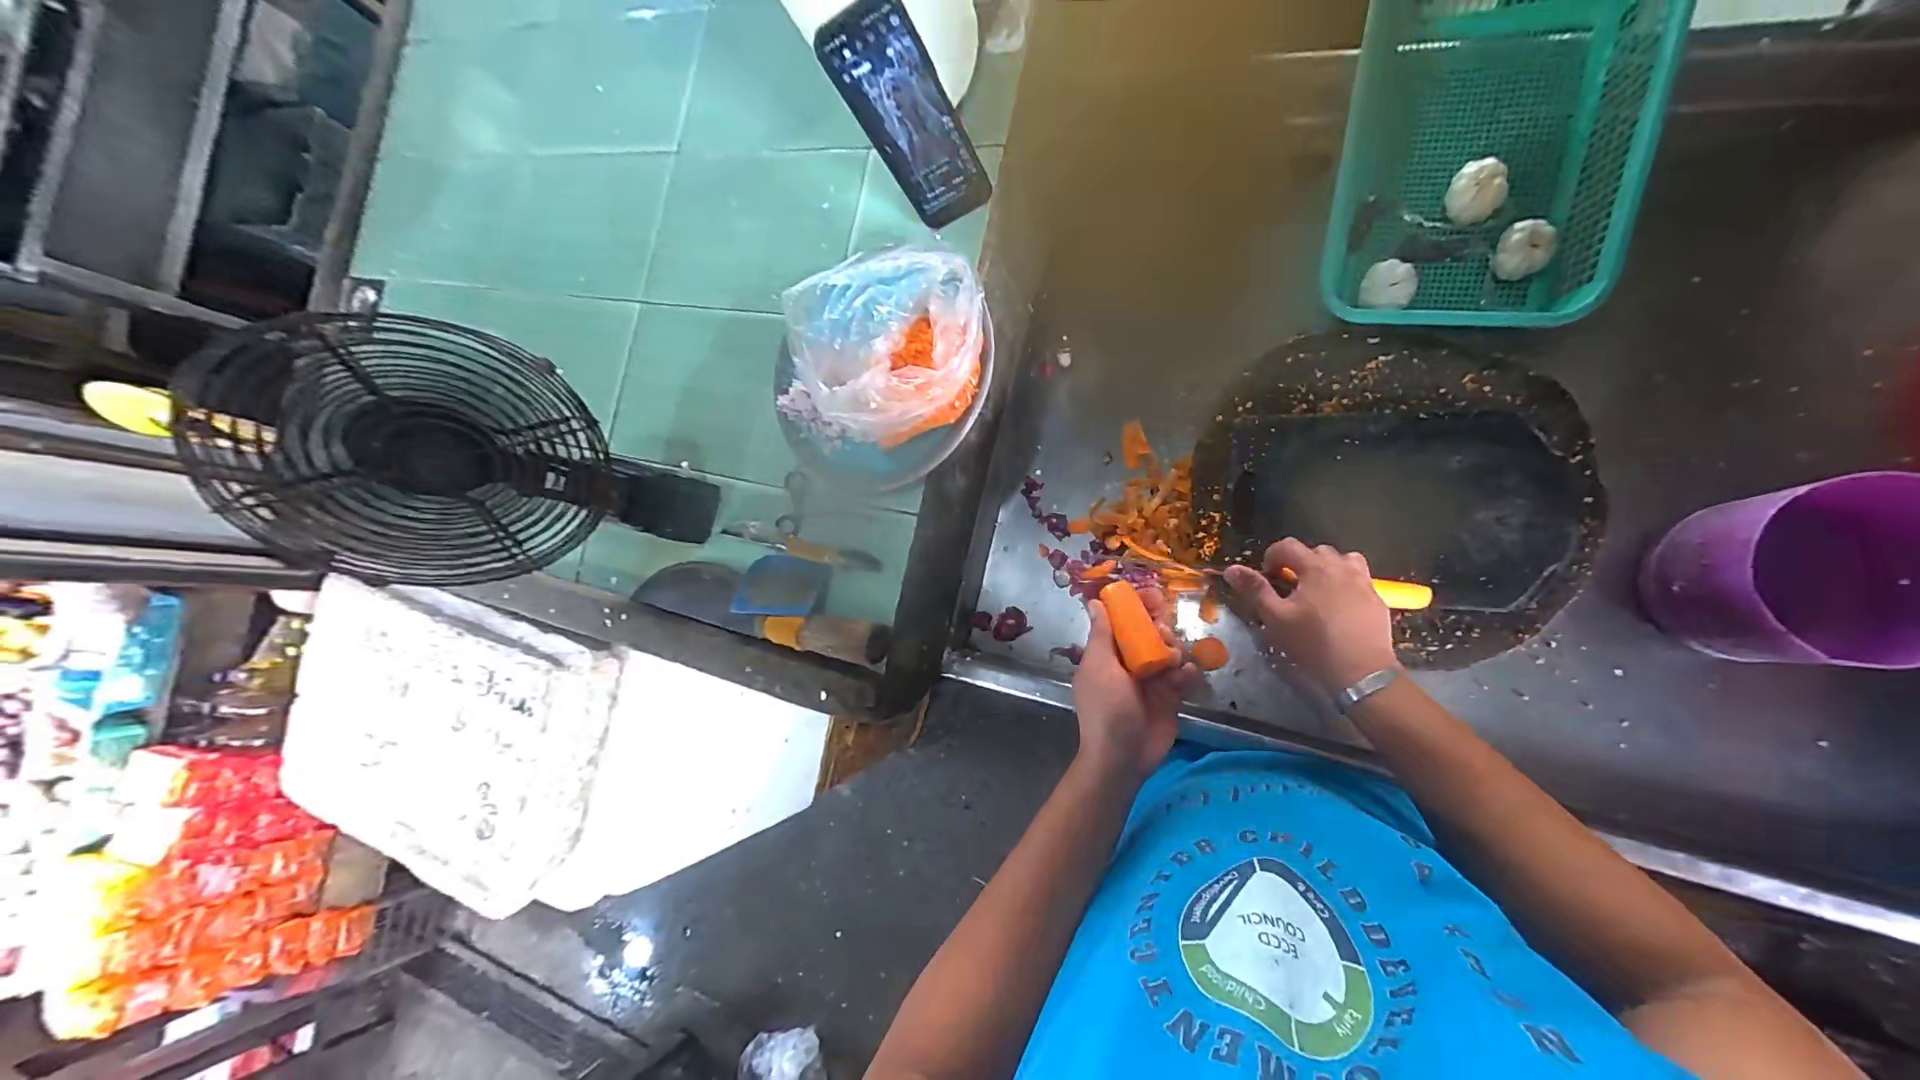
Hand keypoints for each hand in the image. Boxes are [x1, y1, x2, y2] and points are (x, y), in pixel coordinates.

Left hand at [1073, 590, 1197, 779]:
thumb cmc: (1106, 710)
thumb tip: (1094, 602)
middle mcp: (1128, 663)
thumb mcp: (1099, 667)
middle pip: (1149, 633)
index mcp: (1106, 654)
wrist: (1123, 758)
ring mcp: (1150, 680)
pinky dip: (1186, 672)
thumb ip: (1102, 634)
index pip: (1122, 621)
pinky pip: (1182, 675)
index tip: (1153, 596)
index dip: (1136, 607)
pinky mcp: (1170, 697)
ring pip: (1168, 651)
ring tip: (1173, 657)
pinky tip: (1185, 676)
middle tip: (1164, 631)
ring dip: (1174, 648)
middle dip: (1159, 627)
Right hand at [1224, 538, 1399, 694]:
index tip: (1267, 576)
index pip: (1288, 546)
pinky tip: (1338, 606)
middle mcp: (1342, 568)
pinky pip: (1360, 580)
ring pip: (1345, 560)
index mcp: (1315, 568)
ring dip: (1328, 567)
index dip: (1272, 557)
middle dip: (1299, 562)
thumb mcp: (1275, 617)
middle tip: (1289, 586)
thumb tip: (1232, 569)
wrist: (1361, 672)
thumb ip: (1254, 590)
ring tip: (1318, 589)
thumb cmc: (1312, 643)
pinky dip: (1346, 584)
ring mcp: (1364, 583)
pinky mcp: (1377, 600)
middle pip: (1317, 551)